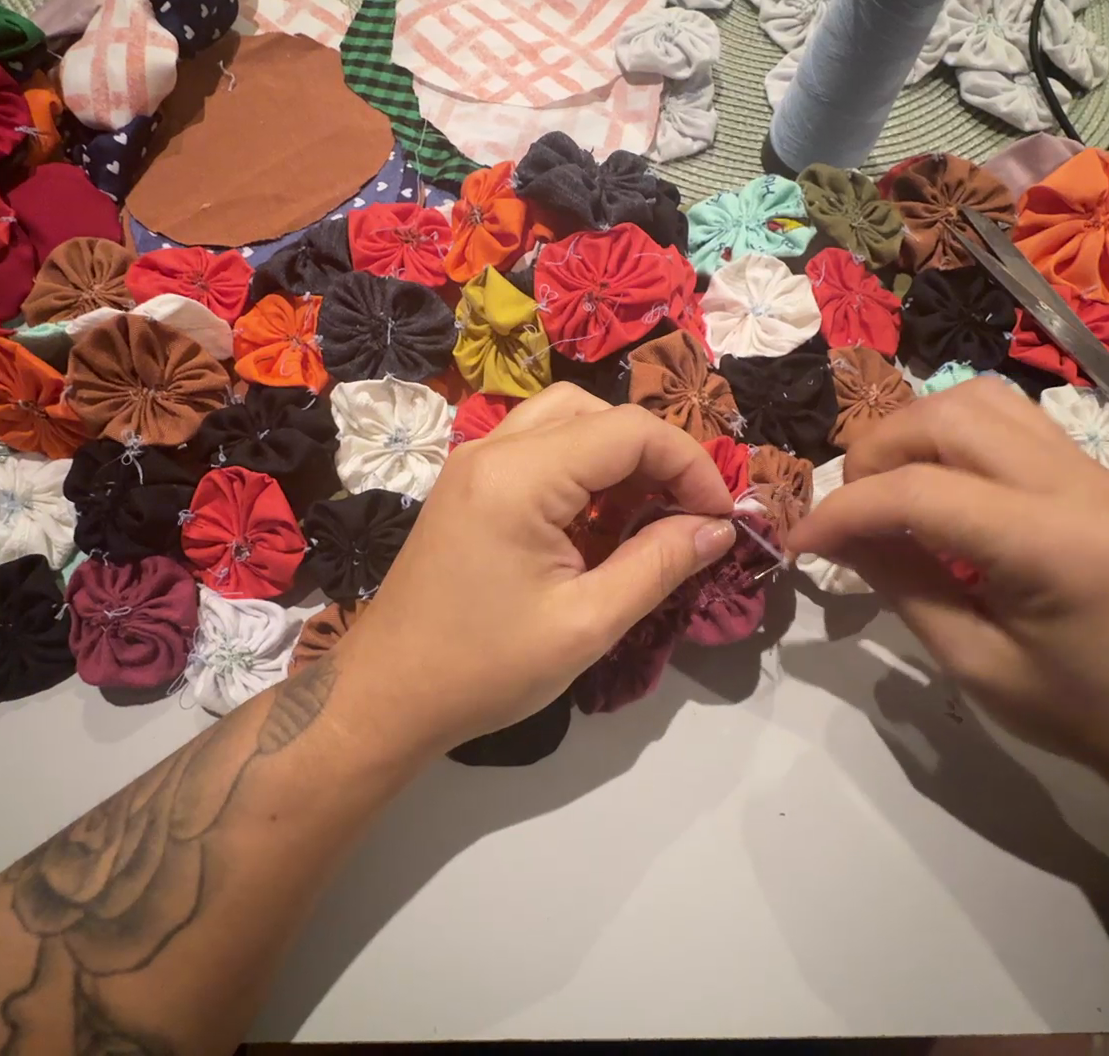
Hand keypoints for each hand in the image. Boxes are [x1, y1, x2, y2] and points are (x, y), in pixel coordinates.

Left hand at [330, 384, 735, 757]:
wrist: (388, 696)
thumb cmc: (484, 669)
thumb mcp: (586, 624)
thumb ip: (657, 565)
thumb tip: (716, 529)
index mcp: (518, 477)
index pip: (628, 431)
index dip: (689, 463)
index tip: (720, 515)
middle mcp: (491, 450)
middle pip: (595, 411)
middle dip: (653, 452)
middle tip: (685, 509)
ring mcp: (473, 465)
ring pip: (565, 422)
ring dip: (617, 456)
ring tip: (648, 513)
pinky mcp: (467, 487)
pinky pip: (538, 450)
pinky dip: (581, 470)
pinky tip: (600, 520)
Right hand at [787, 379, 1108, 808]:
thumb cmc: (1079, 712)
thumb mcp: (971, 662)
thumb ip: (900, 584)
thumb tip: (837, 534)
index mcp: (1051, 547)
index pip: (918, 493)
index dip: (842, 510)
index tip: (799, 542)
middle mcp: (1078, 485)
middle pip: (947, 417)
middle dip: (873, 452)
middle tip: (846, 510)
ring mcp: (1094, 469)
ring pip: (979, 400)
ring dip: (912, 431)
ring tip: (885, 488)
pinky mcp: (1094, 471)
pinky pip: (1008, 420)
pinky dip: (950, 435)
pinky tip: (934, 484)